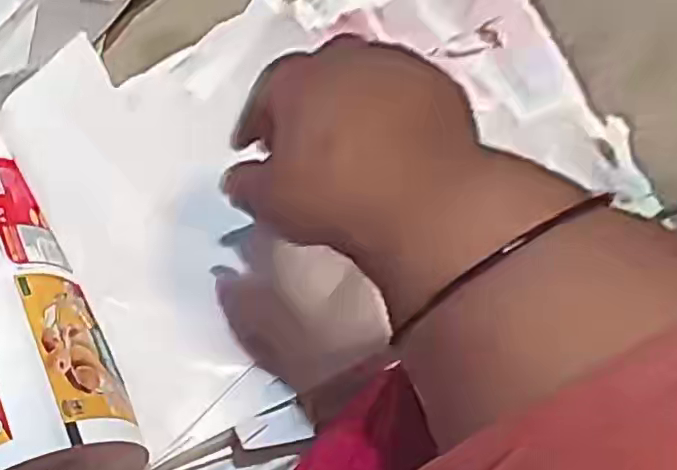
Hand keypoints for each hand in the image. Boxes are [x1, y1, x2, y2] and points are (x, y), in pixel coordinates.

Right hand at [223, 37, 485, 258]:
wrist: (418, 201)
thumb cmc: (338, 194)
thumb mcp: (266, 200)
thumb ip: (244, 183)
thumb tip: (240, 180)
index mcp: (301, 82)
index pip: (266, 88)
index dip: (253, 119)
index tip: (249, 141)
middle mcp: (351, 61)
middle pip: (316, 75)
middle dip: (299, 107)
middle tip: (290, 142)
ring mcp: (398, 69)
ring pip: (358, 82)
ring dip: (342, 111)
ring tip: (332, 154)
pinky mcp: (436, 88)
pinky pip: (396, 98)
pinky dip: (380, 120)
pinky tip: (370, 156)